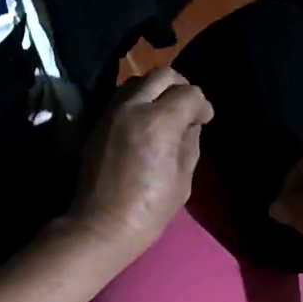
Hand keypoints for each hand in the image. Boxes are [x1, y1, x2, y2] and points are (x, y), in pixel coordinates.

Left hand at [71, 69, 214, 248]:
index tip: (205, 119)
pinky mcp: (97, 123)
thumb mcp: (182, 182)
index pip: (189, 94)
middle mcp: (132, 107)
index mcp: (159, 123)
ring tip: (165, 113)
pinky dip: (137, 101)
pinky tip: (144, 123)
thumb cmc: (148, 211)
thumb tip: (191, 125)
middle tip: (187, 108)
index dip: (202, 106)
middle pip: (161, 75)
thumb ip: (190, 145)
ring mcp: (111, 113)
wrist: (101, 226)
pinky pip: (121, 98)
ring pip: (137, 81)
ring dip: (156, 90)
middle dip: (180, 87)